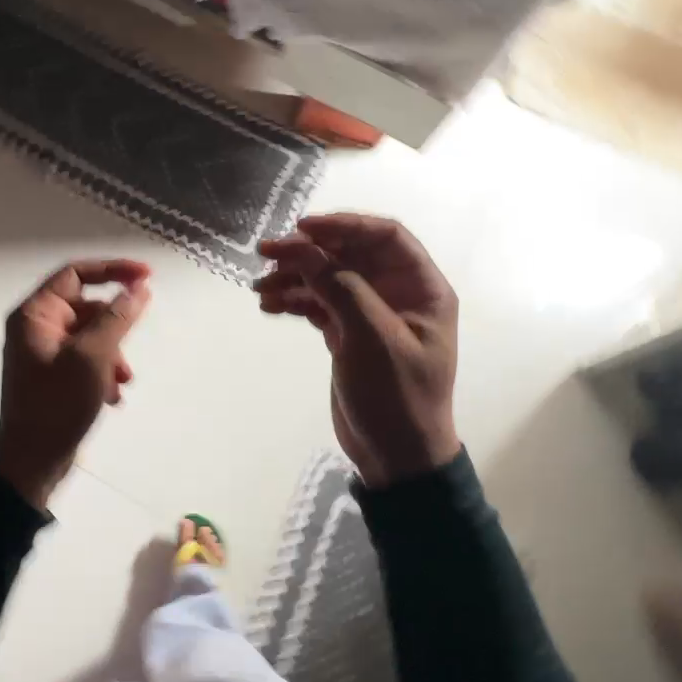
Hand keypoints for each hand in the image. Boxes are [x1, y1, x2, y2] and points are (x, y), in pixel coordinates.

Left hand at [0, 260, 152, 507]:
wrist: (30, 463)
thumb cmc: (56, 404)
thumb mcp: (92, 357)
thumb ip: (118, 318)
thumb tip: (139, 288)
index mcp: (34, 314)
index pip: (76, 273)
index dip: (114, 269)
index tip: (148, 276)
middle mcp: (35, 326)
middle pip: (87, 307)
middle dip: (114, 330)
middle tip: (128, 355)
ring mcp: (43, 352)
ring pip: (91, 336)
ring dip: (112, 356)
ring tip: (121, 383)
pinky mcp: (52, 375)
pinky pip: (85, 359)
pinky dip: (102, 372)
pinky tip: (111, 397)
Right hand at [255, 214, 460, 487]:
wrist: (395, 456)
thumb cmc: (397, 395)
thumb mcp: (372, 338)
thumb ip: (339, 287)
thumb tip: (301, 247)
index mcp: (421, 287)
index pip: (385, 236)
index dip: (344, 225)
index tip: (302, 228)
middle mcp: (397, 293)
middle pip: (349, 254)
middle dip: (308, 251)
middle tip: (266, 254)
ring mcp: (370, 313)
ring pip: (328, 278)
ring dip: (294, 277)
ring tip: (260, 288)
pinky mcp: (347, 334)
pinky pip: (318, 304)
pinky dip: (294, 301)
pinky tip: (269, 305)